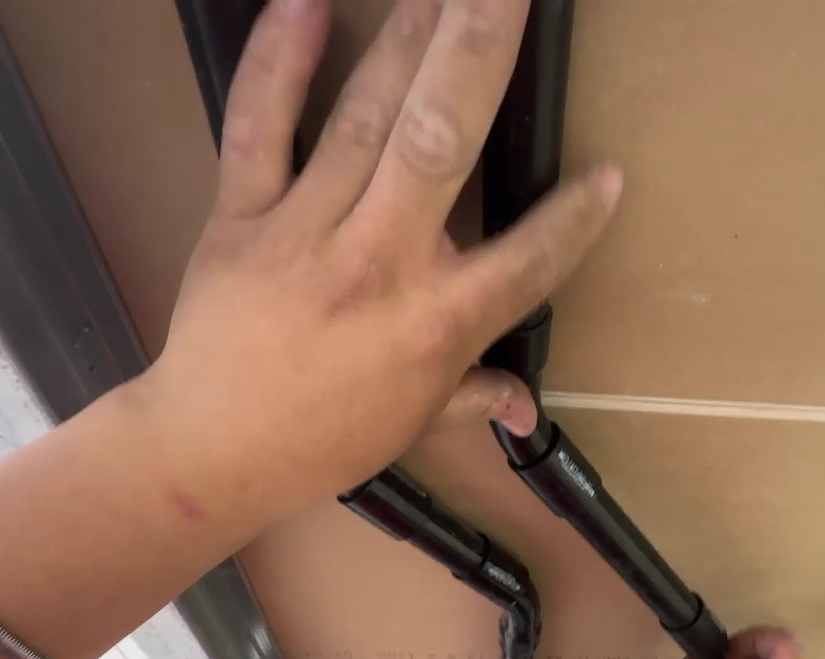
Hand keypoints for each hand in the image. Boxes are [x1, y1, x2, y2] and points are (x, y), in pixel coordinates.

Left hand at [135, 0, 617, 527]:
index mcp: (436, 326)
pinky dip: (277, 61)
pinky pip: (258, 126)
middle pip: (442, 145)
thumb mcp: (415, 422)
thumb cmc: (327, 440)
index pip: (526, 261)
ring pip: (364, 119)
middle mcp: (381, 264)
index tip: (609, 175)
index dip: (573, 221)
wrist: (215, 448)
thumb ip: (476, 397)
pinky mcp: (242, 214)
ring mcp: (307, 231)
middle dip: (480, 54)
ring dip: (408, 38)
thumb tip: (525, 409)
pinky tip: (304, 1)